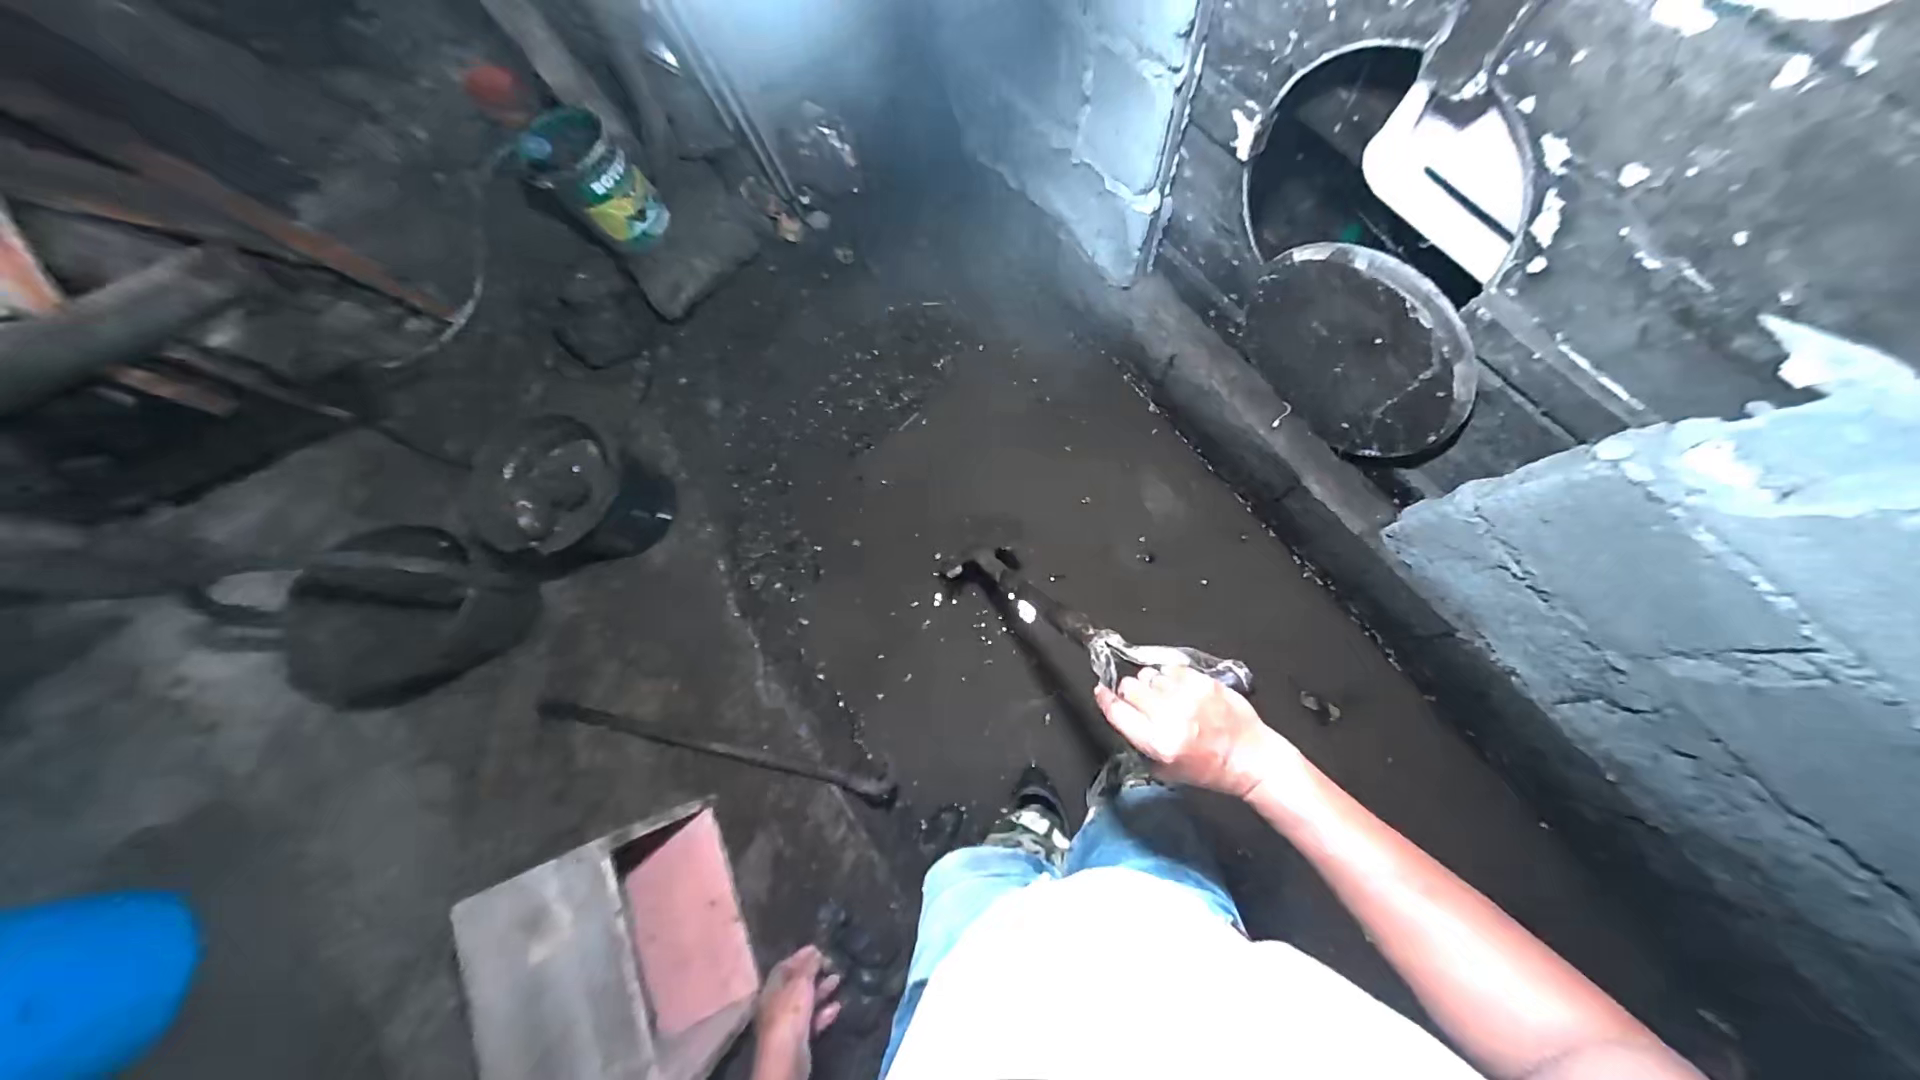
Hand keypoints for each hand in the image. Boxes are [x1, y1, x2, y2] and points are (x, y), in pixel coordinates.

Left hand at [752, 945, 842, 1079]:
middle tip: (832, 963)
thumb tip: (815, 950)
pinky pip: (812, 1019)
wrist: (787, 1055)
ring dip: (822, 990)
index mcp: (772, 987)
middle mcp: (777, 1003)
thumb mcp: (801, 981)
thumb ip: (809, 965)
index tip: (819, 948)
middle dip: (815, 972)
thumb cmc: (790, 1011)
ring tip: (838, 979)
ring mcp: (787, 1021)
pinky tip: (837, 1006)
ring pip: (806, 1001)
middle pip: (797, 983)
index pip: (785, 965)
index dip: (801, 956)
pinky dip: (824, 1011)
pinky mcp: (798, 1038)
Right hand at [1094, 666, 1302, 799]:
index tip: (1101, 692)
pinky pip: (1171, 669)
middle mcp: (1171, 718)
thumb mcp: (1165, 769)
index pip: (1117, 711)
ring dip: (1153, 685)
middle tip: (1144, 702)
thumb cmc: (1209, 768)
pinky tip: (1183, 692)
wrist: (1250, 758)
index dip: (1105, 699)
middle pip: (1129, 687)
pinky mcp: (1203, 683)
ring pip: (1149, 675)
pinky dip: (1172, 678)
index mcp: (1159, 743)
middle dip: (1131, 693)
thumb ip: (1138, 740)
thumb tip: (1119, 710)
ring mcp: (1188, 697)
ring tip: (1169, 699)